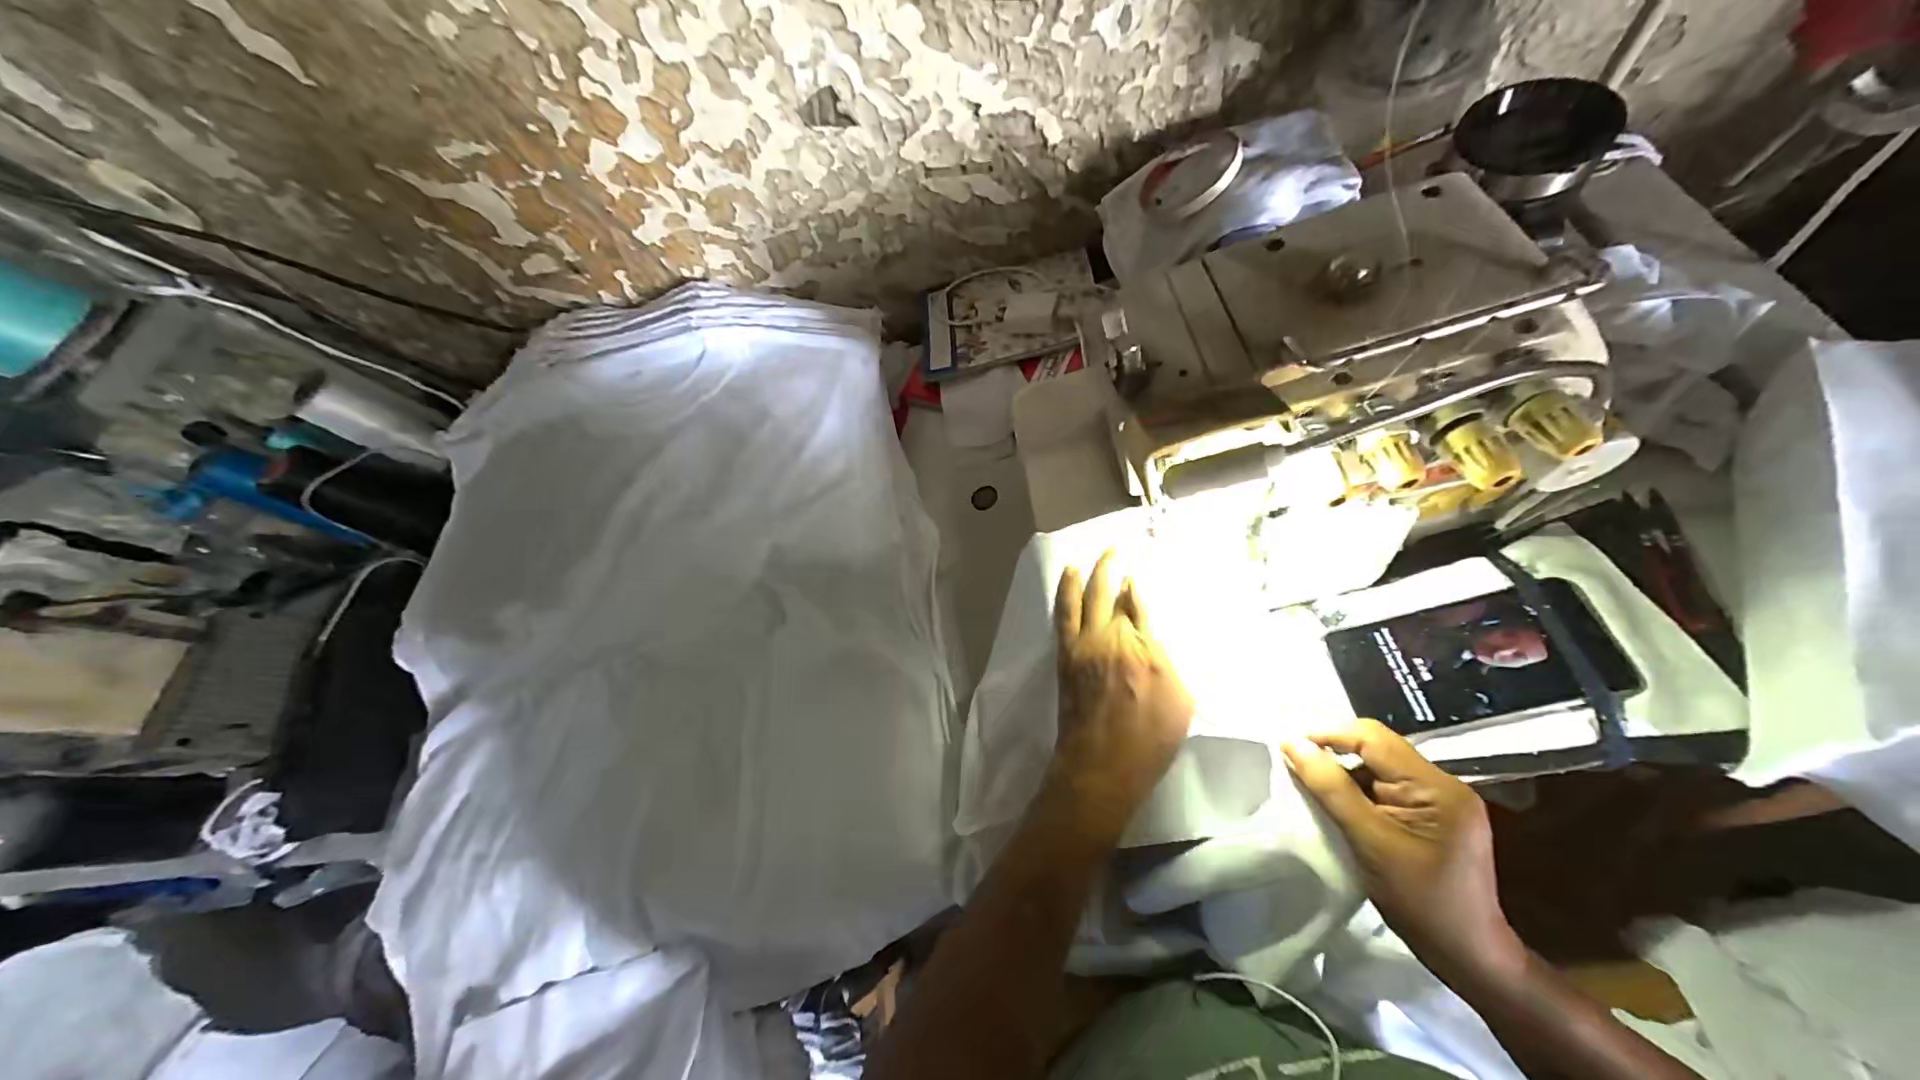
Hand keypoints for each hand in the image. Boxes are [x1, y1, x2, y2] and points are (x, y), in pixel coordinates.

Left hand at [1047, 551, 1195, 836]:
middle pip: (1114, 594)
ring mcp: (1086, 644)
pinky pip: (1065, 613)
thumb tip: (1152, 636)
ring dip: (1093, 572)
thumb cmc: (1149, 742)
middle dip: (1113, 568)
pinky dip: (1065, 590)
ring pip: (1089, 596)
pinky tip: (1068, 574)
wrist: (1101, 765)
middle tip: (1116, 550)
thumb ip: (1167, 662)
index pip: (1142, 609)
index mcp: (1148, 651)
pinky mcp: (1066, 654)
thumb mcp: (1180, 703)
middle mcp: (1116, 639)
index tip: (1135, 580)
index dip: (1138, 593)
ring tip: (1098, 555)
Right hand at [1282, 718, 1521, 978]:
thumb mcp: (1367, 840)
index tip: (1289, 748)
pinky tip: (1342, 809)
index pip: (1373, 738)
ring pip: (1379, 768)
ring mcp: (1443, 800)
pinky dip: (1360, 792)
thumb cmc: (1419, 900)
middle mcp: (1444, 784)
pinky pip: (1388, 788)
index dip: (1329, 735)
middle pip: (1377, 749)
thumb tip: (1292, 743)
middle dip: (1336, 755)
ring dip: (1346, 775)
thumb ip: (1330, 787)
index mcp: (1437, 786)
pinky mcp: (1436, 816)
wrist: (1467, 954)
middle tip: (1298, 769)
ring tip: (1316, 791)